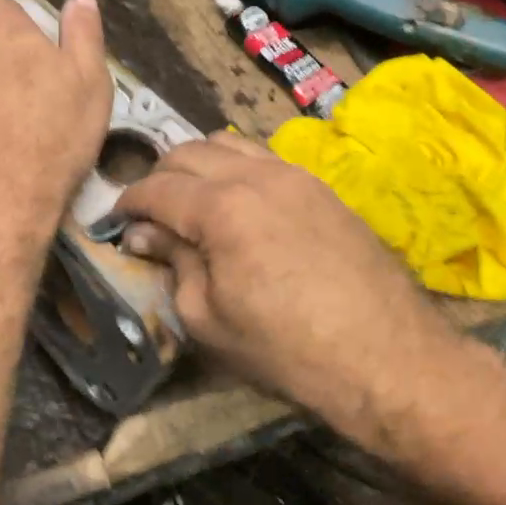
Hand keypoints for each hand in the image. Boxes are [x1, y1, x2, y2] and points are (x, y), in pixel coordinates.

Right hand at [115, 131, 463, 420]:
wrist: (389, 360)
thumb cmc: (287, 349)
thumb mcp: (208, 316)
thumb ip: (172, 263)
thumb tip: (144, 234)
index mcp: (220, 207)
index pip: (156, 188)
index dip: (128, 202)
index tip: (115, 221)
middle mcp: (253, 176)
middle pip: (186, 153)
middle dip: (157, 177)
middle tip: (149, 212)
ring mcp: (291, 175)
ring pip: (224, 143)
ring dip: (195, 163)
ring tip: (188, 197)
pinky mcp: (319, 186)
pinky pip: (261, 156)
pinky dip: (233, 165)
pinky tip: (234, 197)